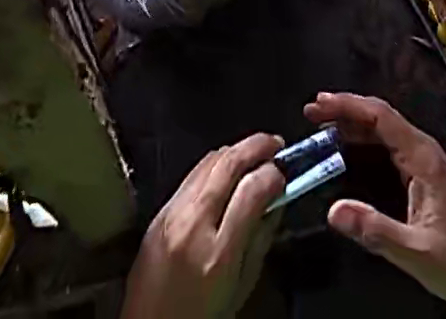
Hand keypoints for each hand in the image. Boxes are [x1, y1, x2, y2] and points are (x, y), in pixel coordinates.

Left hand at [122, 134, 285, 318]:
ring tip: (256, 151)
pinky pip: (192, 173)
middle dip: (255, 147)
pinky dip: (215, 163)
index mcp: (217, 253)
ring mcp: (171, 213)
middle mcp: (192, 223)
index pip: (250, 193)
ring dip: (235, 150)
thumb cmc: (201, 317)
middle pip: (227, 165)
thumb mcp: (241, 287)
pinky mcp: (159, 210)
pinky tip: (228, 167)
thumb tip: (276, 201)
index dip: (272, 174)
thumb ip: (260, 241)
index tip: (285, 171)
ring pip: (208, 161)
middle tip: (276, 143)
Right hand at [304, 93, 445, 318]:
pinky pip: (389, 142)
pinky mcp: (425, 173)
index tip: (318, 104)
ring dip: (353, 121)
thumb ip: (376, 230)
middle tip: (312, 110)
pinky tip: (347, 145)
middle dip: (345, 108)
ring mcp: (425, 161)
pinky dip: (364, 136)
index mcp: (423, 159)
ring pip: (384, 127)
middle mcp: (424, 151)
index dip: (347, 106)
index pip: (380, 116)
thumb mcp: (418, 253)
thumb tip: (334, 211)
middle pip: (380, 115)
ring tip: (322, 122)